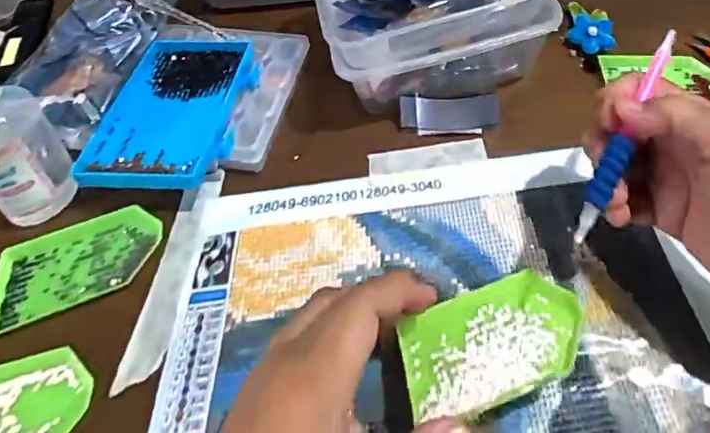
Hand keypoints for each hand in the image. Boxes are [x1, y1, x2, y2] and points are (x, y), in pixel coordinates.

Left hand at [222, 269, 466, 432]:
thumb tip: (458, 422)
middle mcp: (285, 357)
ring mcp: (262, 373)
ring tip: (387, 340)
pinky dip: (327, 335)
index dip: (399, 290)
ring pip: (311, 317)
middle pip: (336, 301)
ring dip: (352, 316)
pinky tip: (344, 375)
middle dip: (379, 299)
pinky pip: (295, 339)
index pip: (361, 302)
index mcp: (315, 370)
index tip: (434, 298)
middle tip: (416, 319)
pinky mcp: (250, 394)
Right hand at [586, 78, 709, 320]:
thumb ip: (671, 116)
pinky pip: (630, 199)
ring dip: (606, 173)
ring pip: (621, 161)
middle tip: (605, 164)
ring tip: (615, 201)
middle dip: (605, 138)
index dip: (618, 99)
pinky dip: (616, 203)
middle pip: (623, 125)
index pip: (643, 91)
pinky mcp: (670, 216)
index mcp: (695, 116)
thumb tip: (617, 103)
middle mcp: (679, 141)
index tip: (609, 122)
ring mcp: (673, 180)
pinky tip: (621, 217)